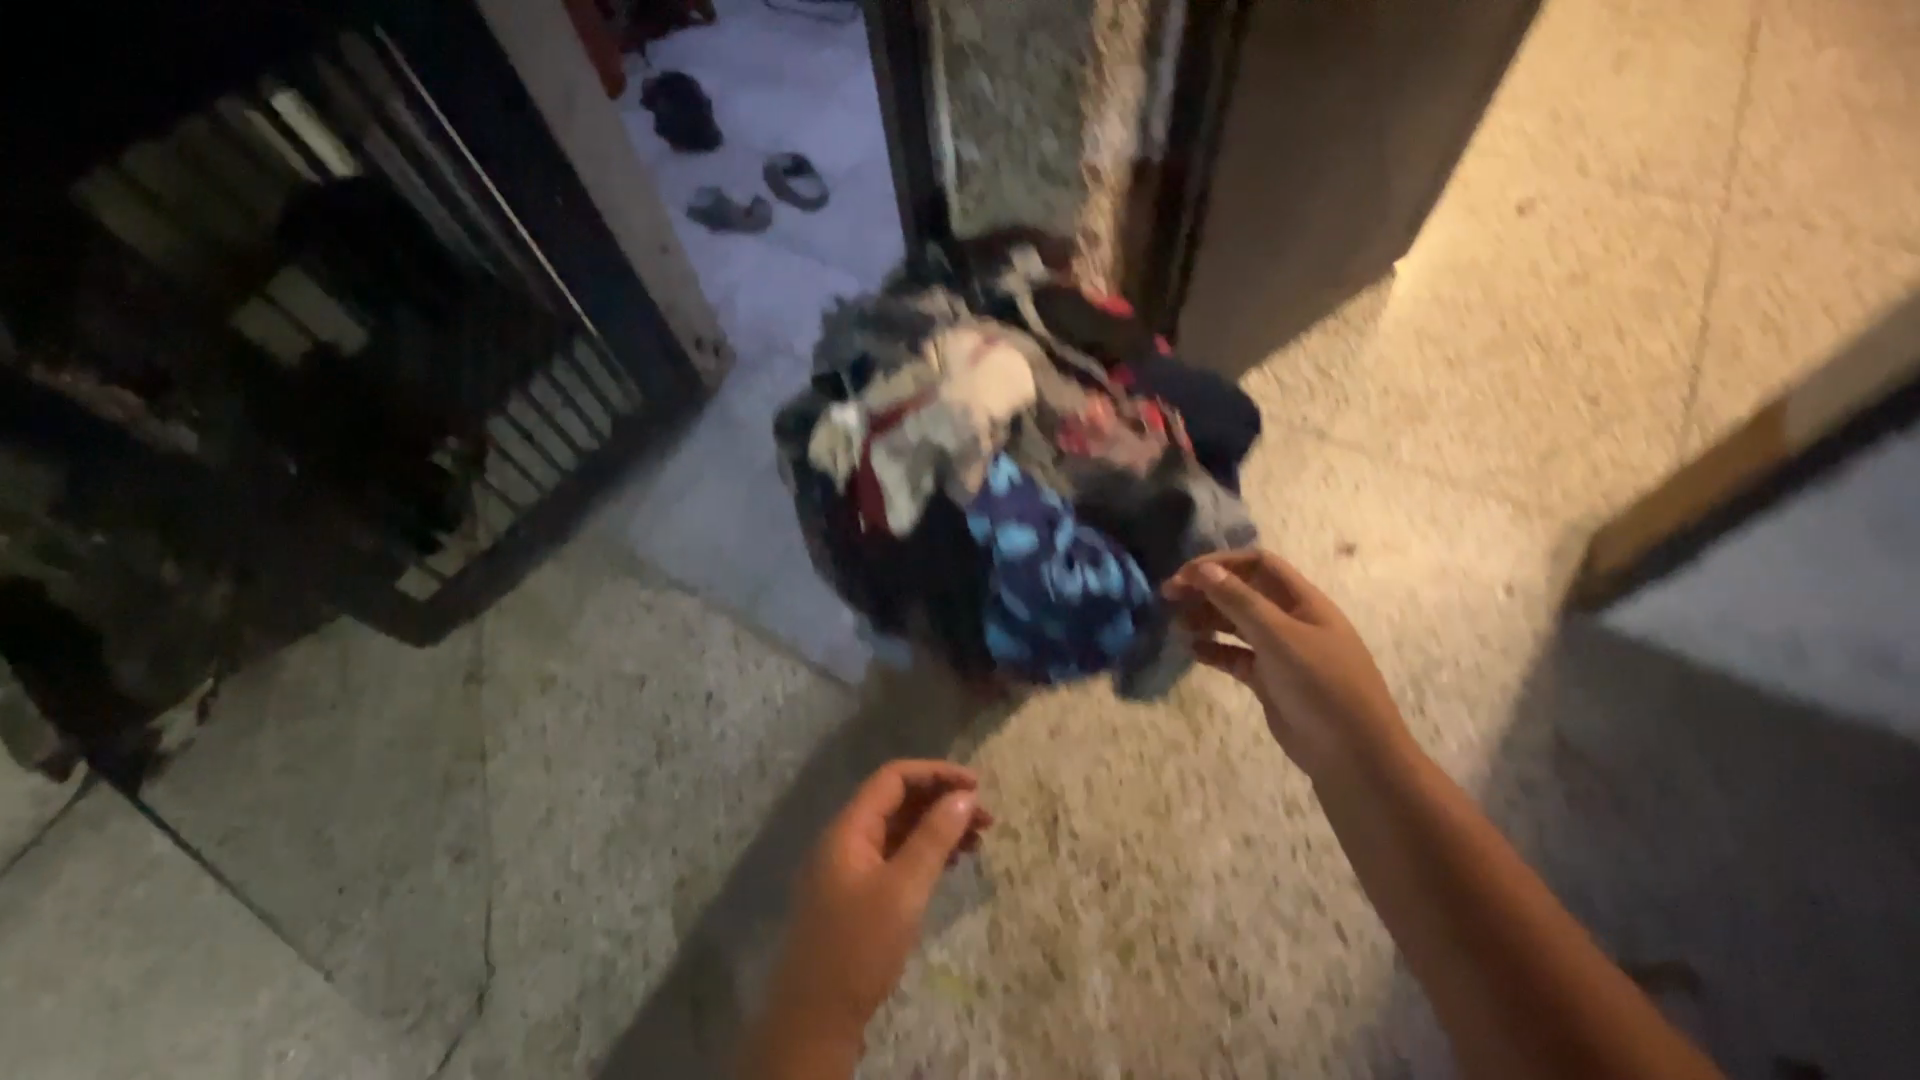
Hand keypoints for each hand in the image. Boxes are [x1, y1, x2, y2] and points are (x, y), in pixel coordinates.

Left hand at [756, 761, 992, 1062]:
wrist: (816, 1017)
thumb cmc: (860, 946)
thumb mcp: (904, 889)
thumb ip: (933, 838)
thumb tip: (963, 796)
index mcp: (848, 829)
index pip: (893, 778)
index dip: (936, 773)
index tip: (977, 785)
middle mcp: (845, 840)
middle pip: (897, 802)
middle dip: (942, 802)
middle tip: (986, 819)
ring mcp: (849, 869)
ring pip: (898, 832)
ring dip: (937, 829)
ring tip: (977, 842)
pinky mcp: (857, 896)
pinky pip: (894, 858)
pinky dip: (924, 854)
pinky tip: (950, 864)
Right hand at [1164, 549, 1411, 780]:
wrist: (1352, 752)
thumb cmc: (1321, 684)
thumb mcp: (1279, 637)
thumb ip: (1239, 601)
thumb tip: (1203, 569)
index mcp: (1302, 601)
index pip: (1257, 564)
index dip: (1221, 563)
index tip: (1185, 575)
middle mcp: (1290, 620)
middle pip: (1243, 592)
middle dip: (1206, 589)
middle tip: (1167, 597)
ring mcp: (1280, 652)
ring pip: (1236, 624)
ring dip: (1206, 619)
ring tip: (1176, 625)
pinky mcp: (1269, 680)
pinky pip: (1235, 657)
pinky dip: (1213, 651)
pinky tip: (1192, 651)